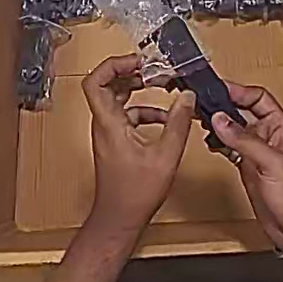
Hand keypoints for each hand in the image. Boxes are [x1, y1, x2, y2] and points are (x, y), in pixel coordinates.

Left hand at [82, 54, 195, 239]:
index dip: (114, 65)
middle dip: (129, 71)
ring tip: (160, 83)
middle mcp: (104, 124)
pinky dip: (144, 109)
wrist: (119, 220)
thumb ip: (178, 123)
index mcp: (109, 123)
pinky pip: (126, 114)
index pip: (96, 81)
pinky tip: (165, 117)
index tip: (138, 61)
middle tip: (152, 67)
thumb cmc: (135, 193)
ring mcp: (108, 132)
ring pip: (116, 98)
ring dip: (136, 88)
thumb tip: (187, 96)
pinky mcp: (115, 141)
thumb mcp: (165, 155)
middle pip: (106, 85)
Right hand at [211, 82, 282, 247]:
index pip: (259, 98)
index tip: (219, 88)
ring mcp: (256, 152)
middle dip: (224, 103)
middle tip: (202, 99)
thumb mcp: (273, 164)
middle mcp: (267, 136)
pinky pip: (229, 147)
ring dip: (218, 122)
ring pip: (233, 128)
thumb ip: (245, 140)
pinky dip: (218, 141)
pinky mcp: (247, 168)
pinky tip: (209, 139)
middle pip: (243, 110)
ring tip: (200, 115)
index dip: (239, 91)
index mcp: (280, 128)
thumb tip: (221, 119)